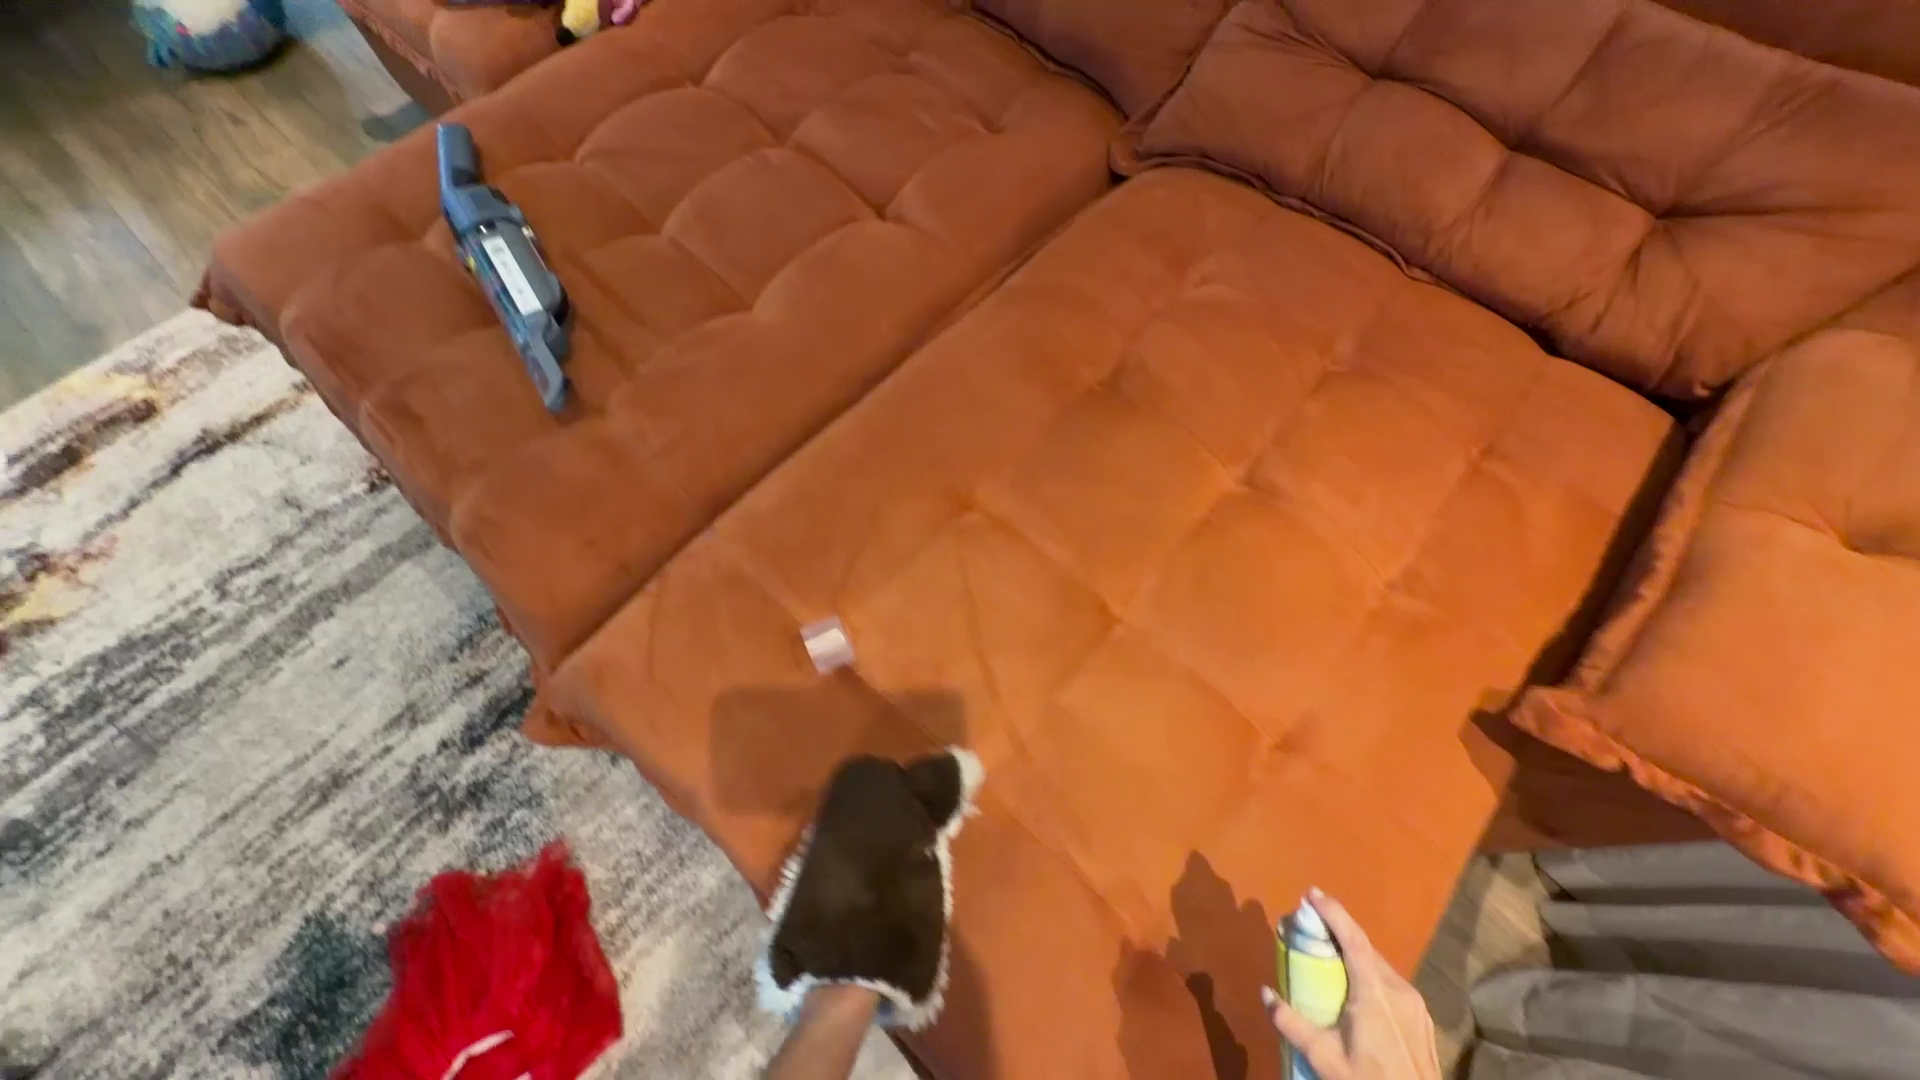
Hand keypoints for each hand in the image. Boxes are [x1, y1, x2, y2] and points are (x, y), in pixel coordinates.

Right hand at [1263, 889, 1441, 1079]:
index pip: (1353, 939)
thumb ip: (1292, 1024)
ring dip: (1354, 955)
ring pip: (1379, 967)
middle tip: (1311, 927)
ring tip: (1329, 959)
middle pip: (1365, 949)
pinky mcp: (1422, 1020)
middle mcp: (1398, 990)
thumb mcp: (1325, 1059)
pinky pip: (1390, 984)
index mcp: (1374, 993)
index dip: (1333, 912)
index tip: (1312, 893)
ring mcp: (1415, 1005)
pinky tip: (1356, 993)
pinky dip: (1369, 975)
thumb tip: (1264, 993)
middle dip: (1338, 931)